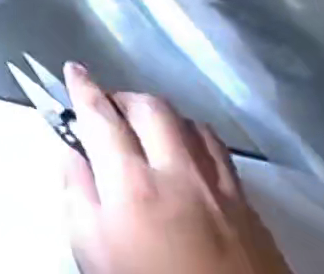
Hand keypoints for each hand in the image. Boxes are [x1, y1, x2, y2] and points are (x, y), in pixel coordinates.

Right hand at [62, 64, 291, 273]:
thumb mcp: (93, 253)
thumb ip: (76, 196)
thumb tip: (72, 154)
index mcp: (132, 182)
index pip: (100, 115)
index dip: (82, 87)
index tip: (73, 70)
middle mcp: (178, 172)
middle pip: (148, 107)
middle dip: (122, 98)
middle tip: (106, 110)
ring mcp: (220, 188)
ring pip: (188, 122)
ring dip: (160, 115)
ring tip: (146, 129)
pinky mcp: (251, 210)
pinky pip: (220, 152)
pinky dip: (196, 140)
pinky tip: (188, 156)